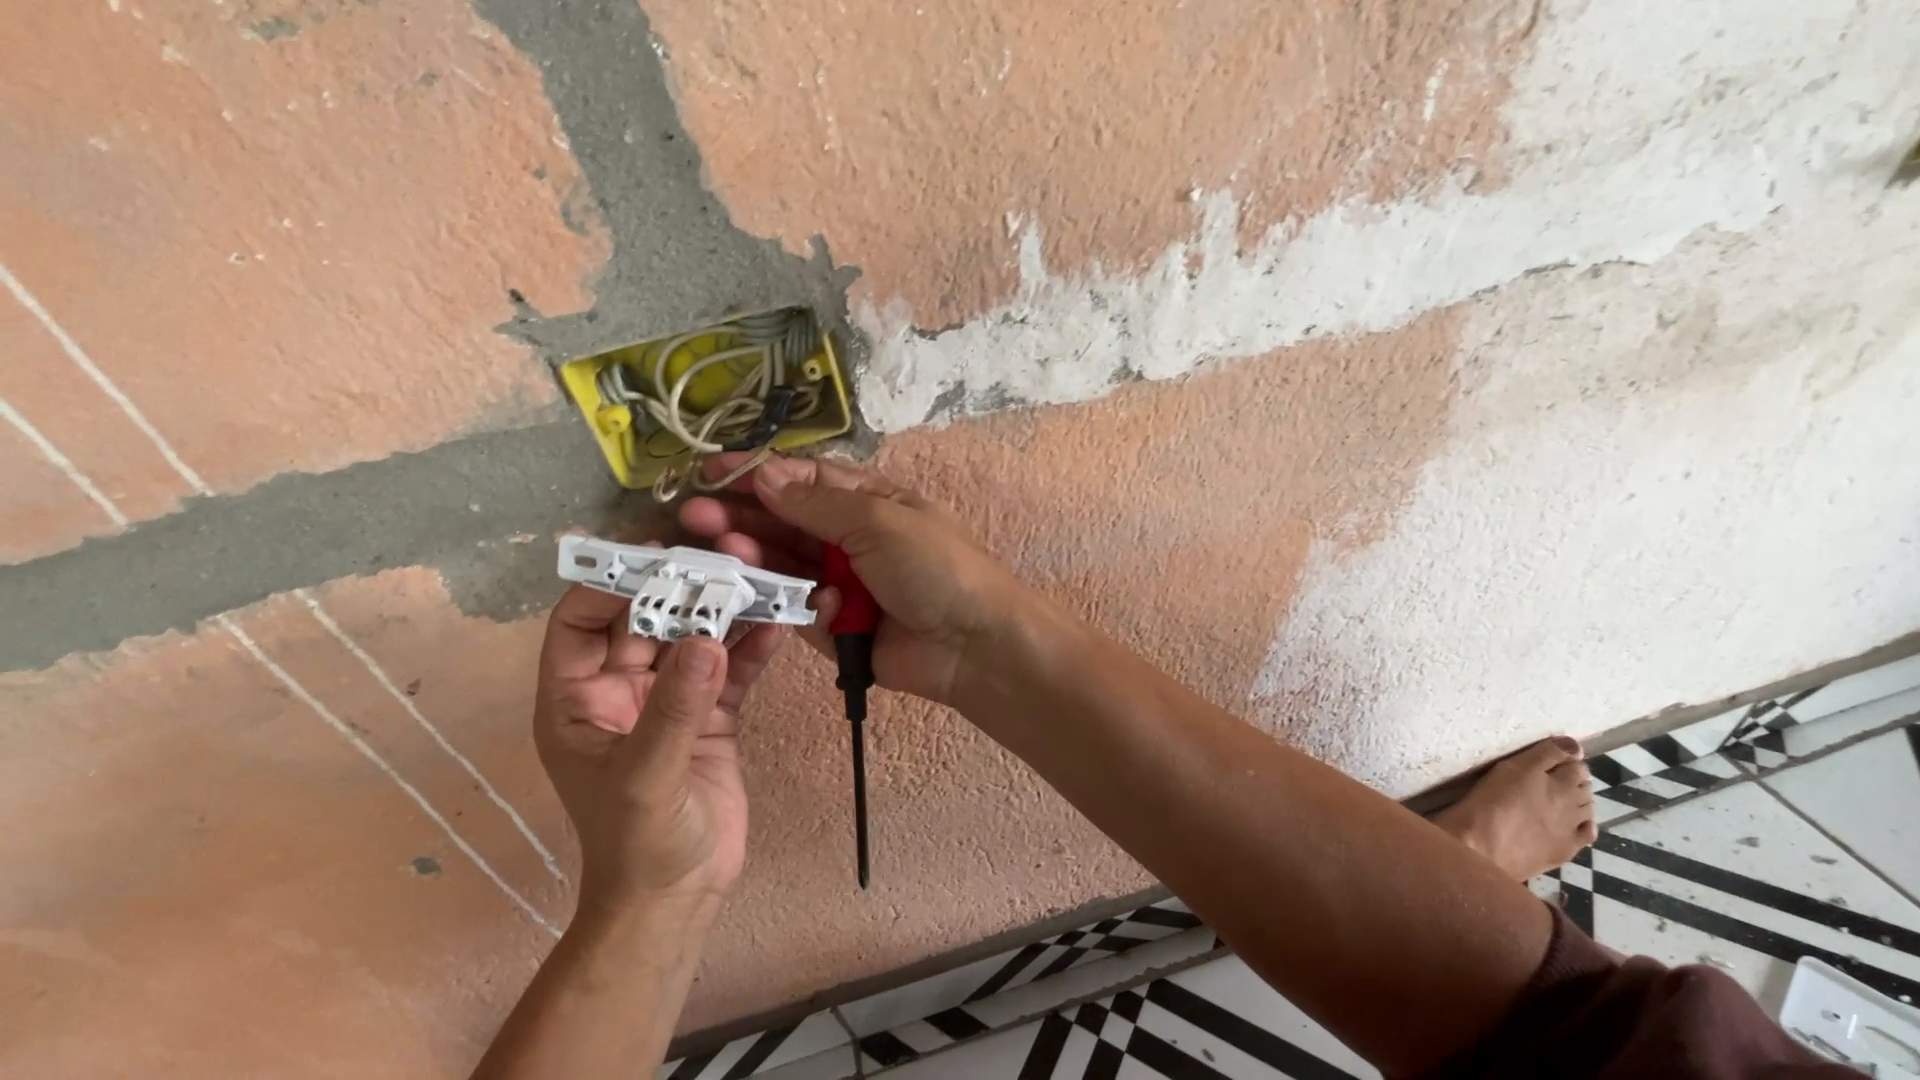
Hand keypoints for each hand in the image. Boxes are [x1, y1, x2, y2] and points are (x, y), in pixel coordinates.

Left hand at [533, 584, 784, 912]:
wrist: (681, 896)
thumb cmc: (638, 843)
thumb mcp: (646, 777)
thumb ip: (674, 710)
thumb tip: (708, 639)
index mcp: (577, 698)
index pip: (581, 622)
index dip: (609, 585)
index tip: (655, 557)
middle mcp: (621, 688)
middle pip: (647, 620)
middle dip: (681, 588)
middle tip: (722, 556)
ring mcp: (671, 698)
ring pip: (695, 637)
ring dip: (724, 610)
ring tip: (761, 579)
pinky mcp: (713, 713)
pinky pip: (733, 668)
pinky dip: (754, 646)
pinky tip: (781, 623)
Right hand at [679, 454, 1033, 705]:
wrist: (974, 646)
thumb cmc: (935, 567)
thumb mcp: (880, 520)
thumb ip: (819, 502)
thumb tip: (766, 475)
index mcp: (868, 501)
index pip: (804, 478)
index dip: (758, 473)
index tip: (710, 471)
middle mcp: (849, 538)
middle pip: (784, 521)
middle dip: (739, 515)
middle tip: (693, 515)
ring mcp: (840, 583)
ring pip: (782, 564)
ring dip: (750, 554)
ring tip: (717, 548)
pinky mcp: (834, 627)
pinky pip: (794, 607)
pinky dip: (779, 598)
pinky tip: (755, 587)